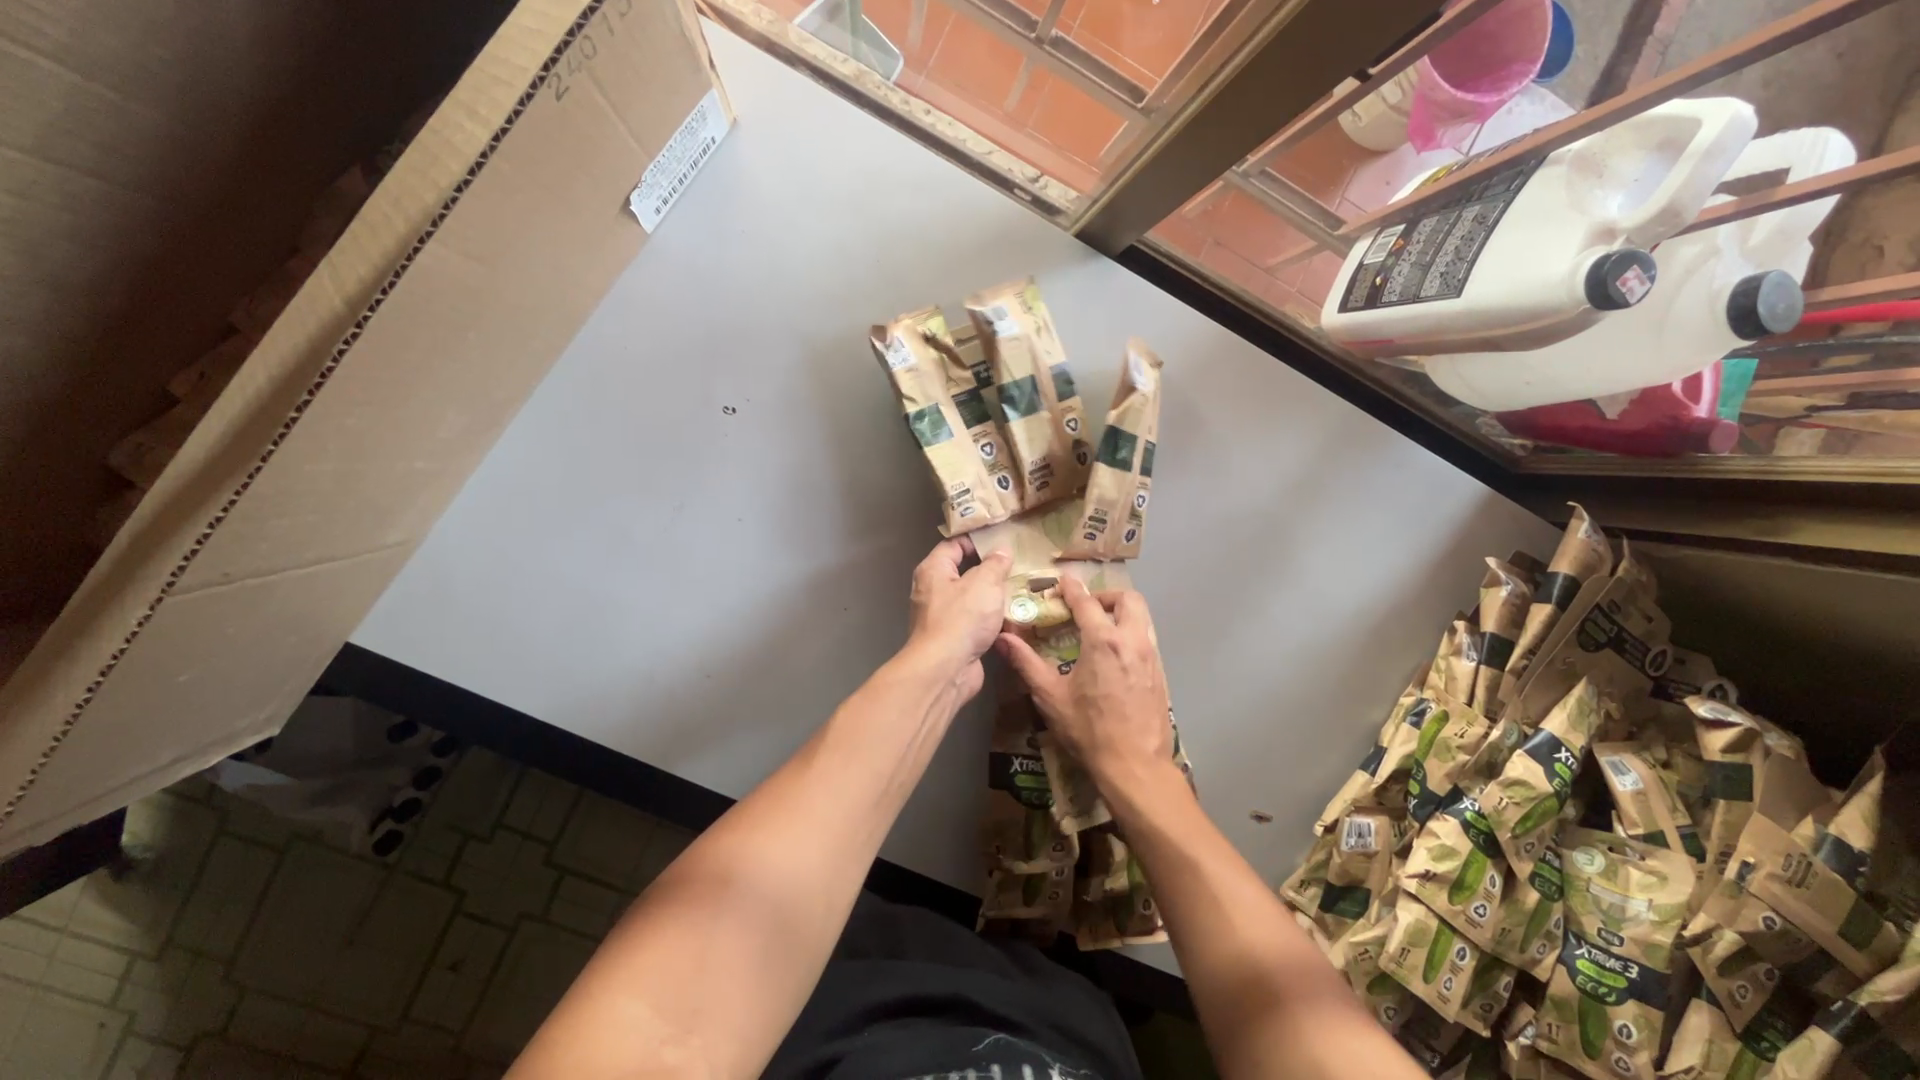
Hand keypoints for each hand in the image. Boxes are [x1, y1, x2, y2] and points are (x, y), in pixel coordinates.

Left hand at [906, 537, 1011, 690]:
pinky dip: (991, 619)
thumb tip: (1001, 550)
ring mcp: (941, 616)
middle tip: (1017, 564)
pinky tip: (1013, 617)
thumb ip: (995, 564)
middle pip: (963, 572)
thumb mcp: (984, 583)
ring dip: (993, 597)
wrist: (946, 669)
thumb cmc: (962, 618)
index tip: (1002, 538)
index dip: (977, 539)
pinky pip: (974, 621)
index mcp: (934, 570)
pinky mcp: (953, 639)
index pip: (954, 544)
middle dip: (989, 569)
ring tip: (1021, 588)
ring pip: (971, 599)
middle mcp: (933, 590)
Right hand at [996, 577, 1171, 784]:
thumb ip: (1026, 662)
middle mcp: (1133, 641)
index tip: (1062, 582)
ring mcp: (1152, 657)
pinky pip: (1148, 640)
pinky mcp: (1161, 674)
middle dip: (1106, 596)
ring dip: (1122, 613)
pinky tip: (1115, 656)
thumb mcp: (1050, 697)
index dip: (1072, 589)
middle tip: (1086, 607)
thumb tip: (1003, 638)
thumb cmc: (1089, 730)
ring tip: (1100, 628)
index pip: (1086, 602)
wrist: (1135, 765)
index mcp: (1104, 641)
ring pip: (1143, 618)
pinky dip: (1131, 634)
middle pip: (1128, 600)